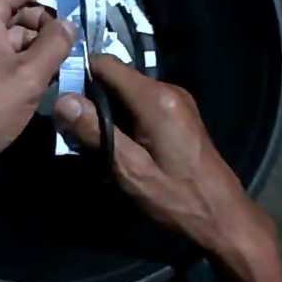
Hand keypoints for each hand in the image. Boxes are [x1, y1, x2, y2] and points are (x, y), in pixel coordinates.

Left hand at [0, 0, 74, 174]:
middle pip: (21, 4)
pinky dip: (30, 55)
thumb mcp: (31, 75)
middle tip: (80, 37)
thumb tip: (70, 22)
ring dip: (43, 40)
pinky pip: (9, 47)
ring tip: (70, 58)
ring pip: (18, 28)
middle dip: (51, 19)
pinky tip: (52, 71)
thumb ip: (56, 42)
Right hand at [53, 56, 278, 275]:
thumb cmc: (177, 197)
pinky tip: (112, 139)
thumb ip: (95, 131)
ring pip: (127, 90)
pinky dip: (121, 114)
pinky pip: (140, 102)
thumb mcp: (130, 169)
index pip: (107, 64)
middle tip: (66, 120)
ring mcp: (176, 101)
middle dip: (89, 93)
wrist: (225, 217)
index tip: (56, 89)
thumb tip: (63, 100)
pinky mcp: (179, 113)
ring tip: (84, 133)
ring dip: (104, 106)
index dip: (79, 70)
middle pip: (116, 76)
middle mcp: (168, 90)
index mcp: (156, 99)